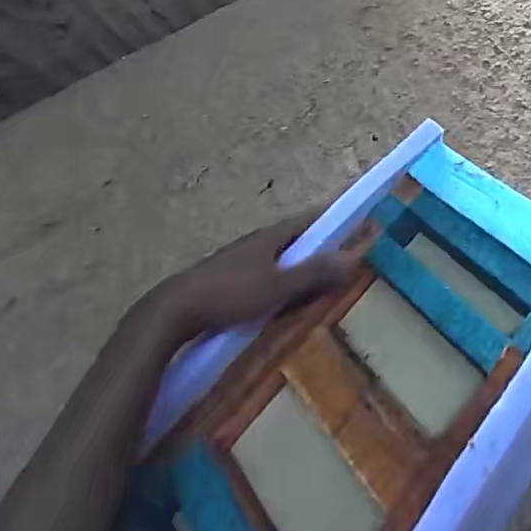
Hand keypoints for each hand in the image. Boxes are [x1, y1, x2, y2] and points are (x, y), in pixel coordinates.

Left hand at [133, 211, 367, 339]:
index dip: (335, 219)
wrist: (173, 312)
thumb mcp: (278, 286)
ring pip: (279, 257)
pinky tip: (283, 299)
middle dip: (320, 244)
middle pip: (297, 237)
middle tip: (344, 257)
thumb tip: (356, 255)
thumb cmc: (230, 293)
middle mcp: (258, 241)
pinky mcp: (228, 279)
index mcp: (272, 235)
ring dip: (299, 264)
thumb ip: (315, 272)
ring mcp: (240, 260)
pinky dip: (282, 280)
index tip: (358, 222)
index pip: (312, 218)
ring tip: (319, 281)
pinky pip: (265, 273)